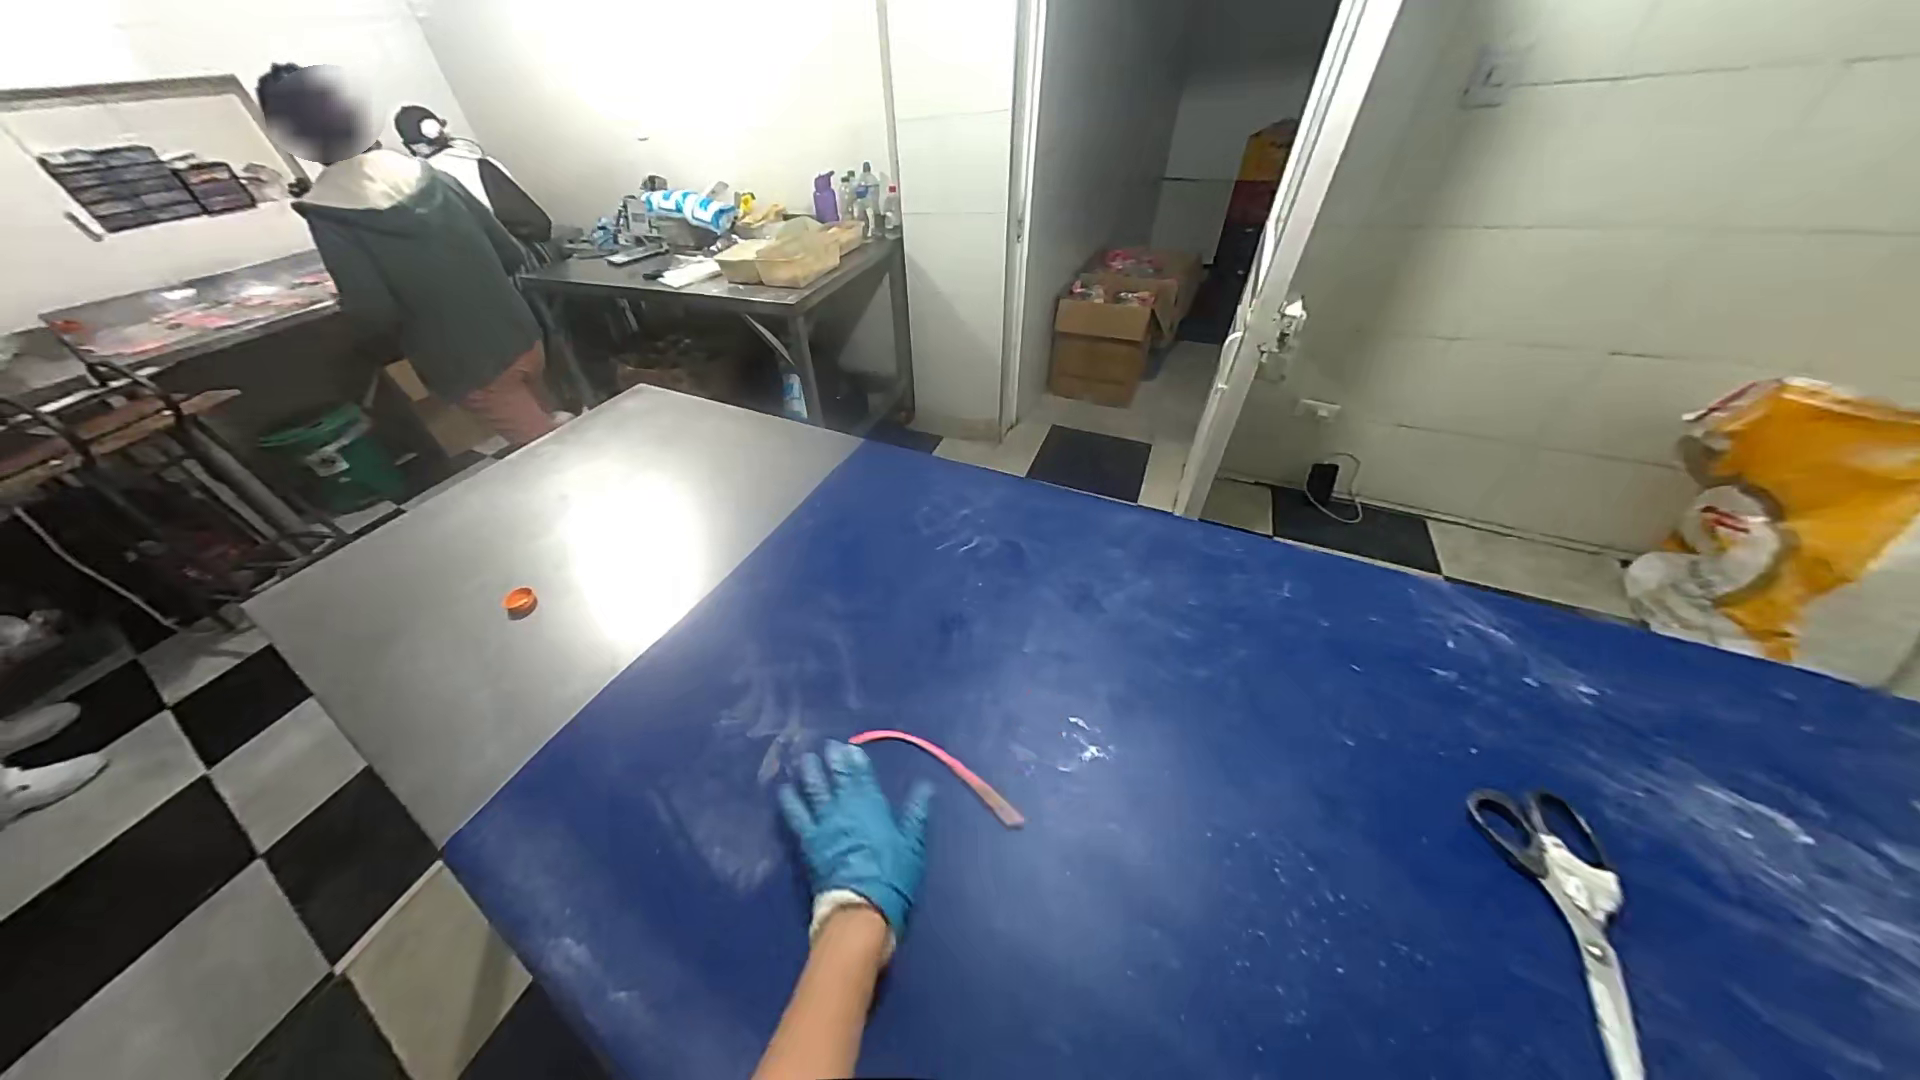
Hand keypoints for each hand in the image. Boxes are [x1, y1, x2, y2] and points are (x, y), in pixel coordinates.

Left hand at [778, 741, 931, 938]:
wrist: (861, 908)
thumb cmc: (893, 876)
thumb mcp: (913, 844)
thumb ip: (916, 814)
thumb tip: (925, 788)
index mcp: (872, 805)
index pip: (862, 775)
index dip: (855, 759)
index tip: (849, 746)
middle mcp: (846, 808)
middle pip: (836, 778)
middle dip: (832, 760)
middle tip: (826, 747)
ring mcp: (824, 823)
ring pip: (814, 790)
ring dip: (809, 773)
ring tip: (803, 760)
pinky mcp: (808, 842)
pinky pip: (796, 816)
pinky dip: (789, 801)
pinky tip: (783, 791)